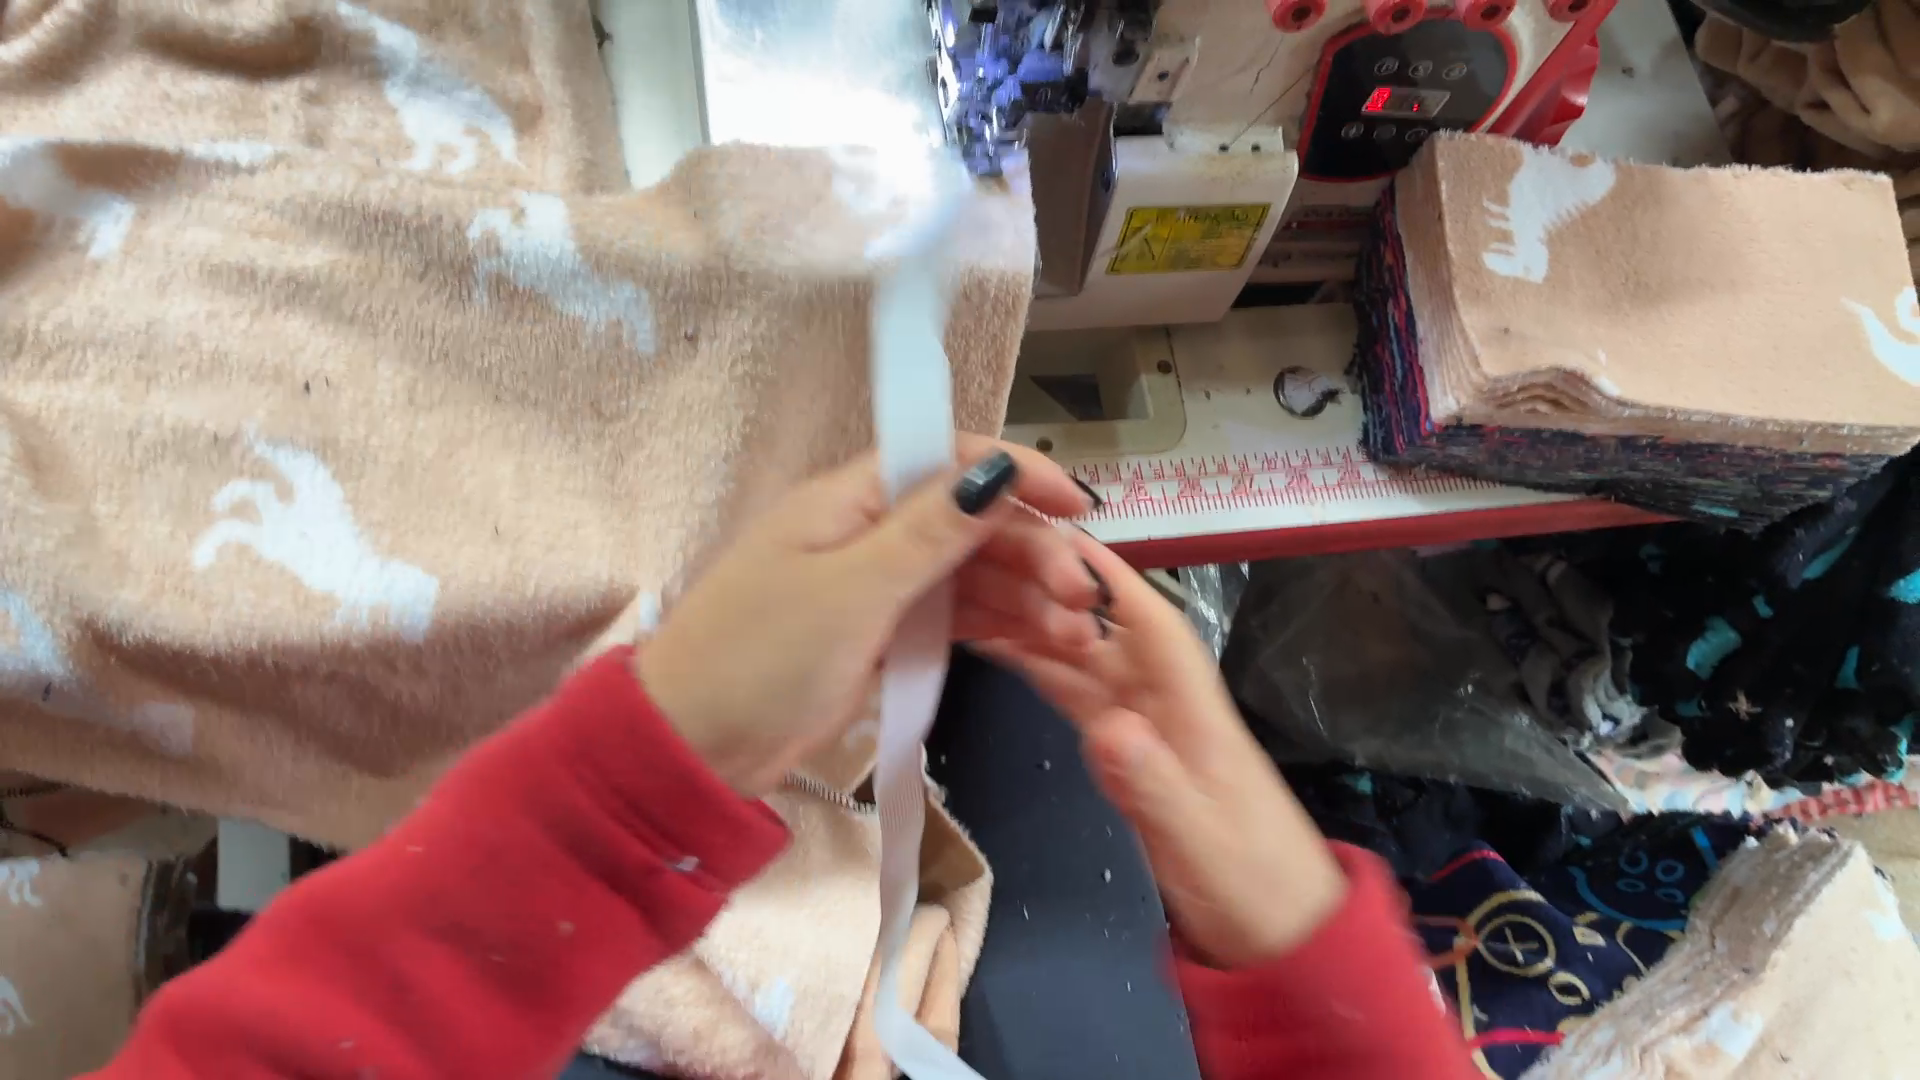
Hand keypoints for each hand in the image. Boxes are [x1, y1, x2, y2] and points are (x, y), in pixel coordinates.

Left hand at [637, 436, 1103, 796]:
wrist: (694, 751)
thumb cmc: (762, 658)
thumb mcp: (851, 589)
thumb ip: (927, 529)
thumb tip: (993, 466)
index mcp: (849, 499)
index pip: (945, 459)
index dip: (1015, 473)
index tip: (1076, 504)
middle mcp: (868, 531)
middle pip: (967, 521)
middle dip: (1029, 551)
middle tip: (1079, 596)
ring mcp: (877, 585)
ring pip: (966, 572)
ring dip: (1022, 594)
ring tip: (1073, 632)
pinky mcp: (883, 633)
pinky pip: (950, 614)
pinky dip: (994, 624)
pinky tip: (1039, 640)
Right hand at [978, 535, 1347, 969]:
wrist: (1281, 929)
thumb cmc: (1252, 882)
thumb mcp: (1201, 841)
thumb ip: (1155, 786)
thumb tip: (1106, 727)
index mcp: (1193, 709)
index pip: (1151, 624)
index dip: (1110, 576)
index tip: (1060, 537)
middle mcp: (1164, 701)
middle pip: (1106, 632)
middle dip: (1055, 594)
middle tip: (990, 562)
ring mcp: (1143, 722)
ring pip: (1082, 658)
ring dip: (1036, 628)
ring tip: (977, 597)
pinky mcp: (1127, 746)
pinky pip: (1076, 694)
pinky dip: (1041, 670)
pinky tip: (1004, 650)